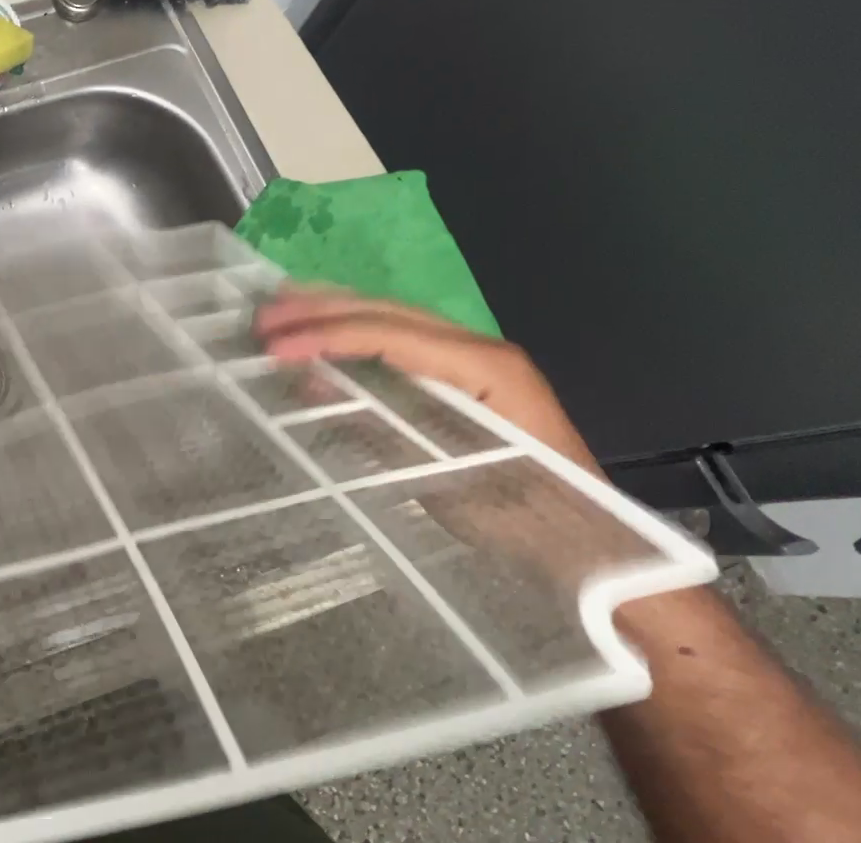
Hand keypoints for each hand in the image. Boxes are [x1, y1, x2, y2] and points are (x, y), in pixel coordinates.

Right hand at [254, 287, 628, 586]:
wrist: (599, 554)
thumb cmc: (528, 524)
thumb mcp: (444, 484)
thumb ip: (377, 430)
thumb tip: (312, 385)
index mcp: (487, 369)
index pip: (390, 336)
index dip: (326, 336)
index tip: (272, 347)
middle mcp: (482, 349)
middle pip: (389, 313)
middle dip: (321, 310)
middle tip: (261, 316)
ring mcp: (477, 359)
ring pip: (394, 318)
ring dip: (333, 311)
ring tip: (278, 306)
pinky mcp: (466, 377)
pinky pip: (401, 339)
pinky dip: (354, 331)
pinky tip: (323, 330)